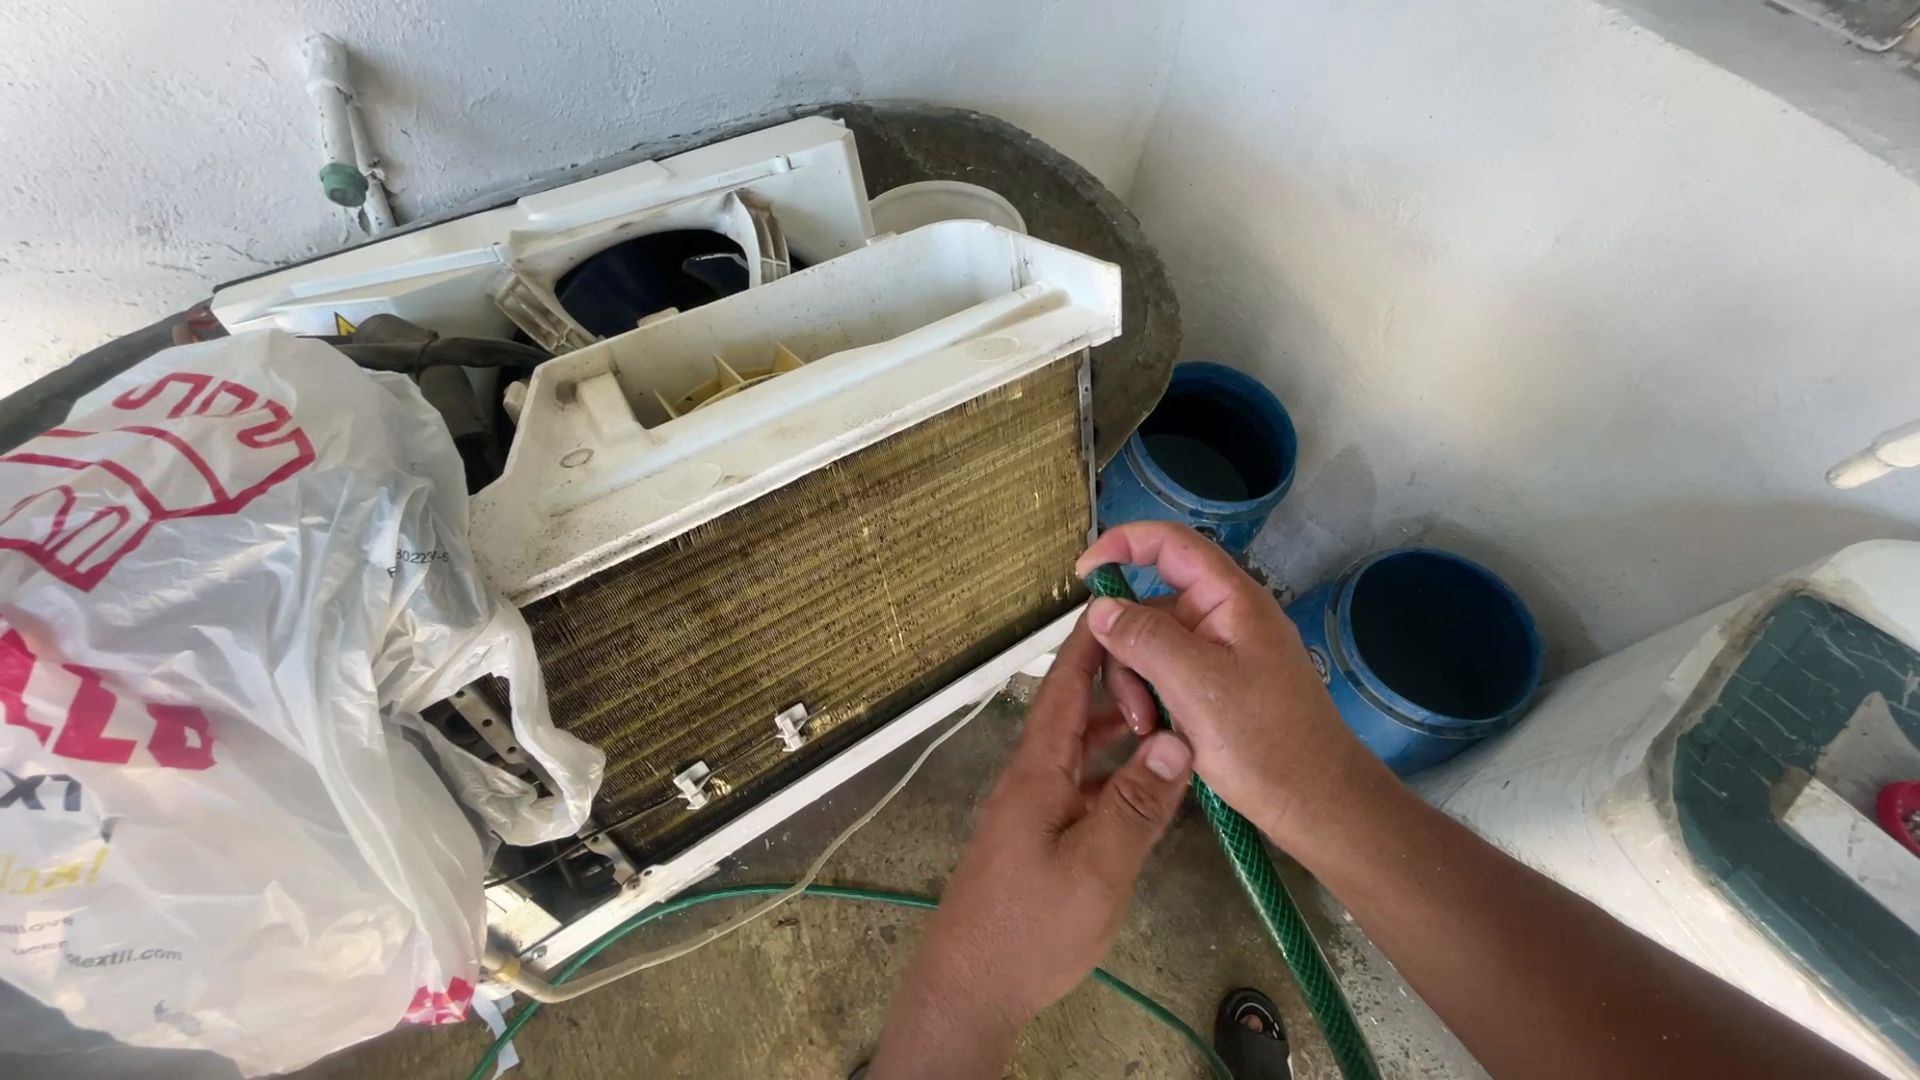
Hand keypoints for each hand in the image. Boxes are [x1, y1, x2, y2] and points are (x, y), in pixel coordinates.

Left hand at [868, 616, 1193, 1078]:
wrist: (973, 983)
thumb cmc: (1030, 924)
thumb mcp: (1095, 868)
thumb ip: (1135, 807)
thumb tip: (1175, 741)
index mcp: (1039, 765)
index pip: (1064, 684)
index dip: (1089, 641)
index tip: (1119, 601)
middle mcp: (1035, 771)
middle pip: (1076, 706)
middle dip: (1117, 676)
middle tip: (1168, 655)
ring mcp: (1039, 801)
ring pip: (1083, 743)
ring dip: (1120, 721)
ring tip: (1170, 705)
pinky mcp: (1045, 829)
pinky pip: (1086, 778)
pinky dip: (1117, 765)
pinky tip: (1148, 772)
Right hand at [1075, 521, 1393, 848]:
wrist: (1316, 804)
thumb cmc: (1265, 740)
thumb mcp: (1197, 685)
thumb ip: (1145, 638)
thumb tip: (1099, 608)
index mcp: (1229, 599)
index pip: (1170, 544)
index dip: (1122, 543)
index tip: (1082, 575)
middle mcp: (1220, 616)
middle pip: (1148, 603)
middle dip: (1123, 644)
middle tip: (1127, 699)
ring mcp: (1215, 652)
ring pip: (1147, 643)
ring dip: (1133, 679)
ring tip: (1145, 725)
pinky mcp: (1210, 684)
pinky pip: (1161, 672)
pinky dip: (1148, 695)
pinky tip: (1155, 730)